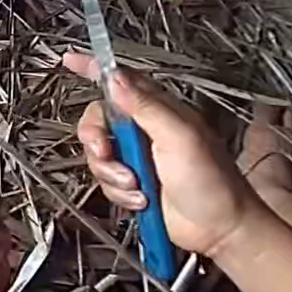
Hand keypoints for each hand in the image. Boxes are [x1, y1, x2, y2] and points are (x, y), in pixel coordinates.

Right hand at [63, 51, 265, 256]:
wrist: (220, 231)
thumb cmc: (213, 183)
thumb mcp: (180, 137)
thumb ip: (146, 107)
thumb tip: (115, 79)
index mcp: (158, 109)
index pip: (120, 79)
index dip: (94, 68)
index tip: (71, 60)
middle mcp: (143, 128)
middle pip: (97, 119)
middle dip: (95, 138)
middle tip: (106, 153)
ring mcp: (136, 156)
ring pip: (97, 153)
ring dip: (111, 173)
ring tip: (136, 184)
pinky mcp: (131, 181)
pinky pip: (104, 180)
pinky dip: (118, 192)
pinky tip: (141, 199)